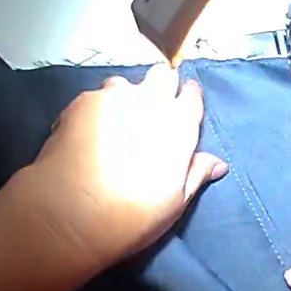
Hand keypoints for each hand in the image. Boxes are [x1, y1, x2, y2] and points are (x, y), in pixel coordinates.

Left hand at [0, 63, 227, 279]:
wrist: (72, 213)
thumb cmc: (133, 214)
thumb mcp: (175, 202)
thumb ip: (196, 173)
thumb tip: (218, 163)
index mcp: (181, 124)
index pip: (192, 94)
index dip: (187, 99)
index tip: (182, 110)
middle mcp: (151, 100)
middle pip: (162, 76)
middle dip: (159, 87)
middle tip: (149, 114)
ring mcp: (115, 97)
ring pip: (125, 84)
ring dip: (124, 98)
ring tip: (114, 125)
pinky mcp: (83, 101)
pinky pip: (95, 97)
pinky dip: (95, 110)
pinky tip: (86, 134)